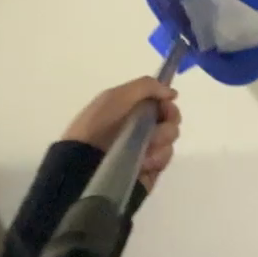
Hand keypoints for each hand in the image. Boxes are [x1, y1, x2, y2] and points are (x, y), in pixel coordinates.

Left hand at [63, 78, 181, 191]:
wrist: (84, 161)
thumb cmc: (98, 126)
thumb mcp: (117, 96)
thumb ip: (146, 86)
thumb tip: (172, 93)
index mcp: (133, 111)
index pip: (163, 105)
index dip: (167, 105)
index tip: (164, 107)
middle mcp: (142, 129)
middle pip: (171, 122)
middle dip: (167, 124)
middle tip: (155, 130)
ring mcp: (146, 151)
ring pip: (170, 142)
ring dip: (160, 142)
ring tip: (143, 150)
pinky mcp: (148, 170)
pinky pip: (164, 161)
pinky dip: (156, 159)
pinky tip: (143, 162)